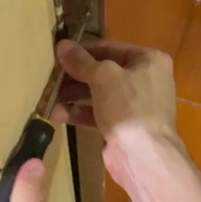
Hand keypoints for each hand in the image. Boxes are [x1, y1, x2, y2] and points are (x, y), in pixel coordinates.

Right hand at [53, 38, 181, 177]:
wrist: (143, 157)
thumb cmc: (129, 107)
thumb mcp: (103, 77)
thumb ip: (81, 61)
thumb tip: (62, 44)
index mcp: (150, 60)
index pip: (111, 48)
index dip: (84, 50)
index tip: (60, 52)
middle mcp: (146, 79)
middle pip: (104, 71)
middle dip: (77, 75)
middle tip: (52, 75)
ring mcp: (136, 105)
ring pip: (100, 93)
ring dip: (75, 94)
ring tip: (50, 94)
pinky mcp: (124, 126)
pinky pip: (99, 113)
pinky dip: (80, 112)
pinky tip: (58, 114)